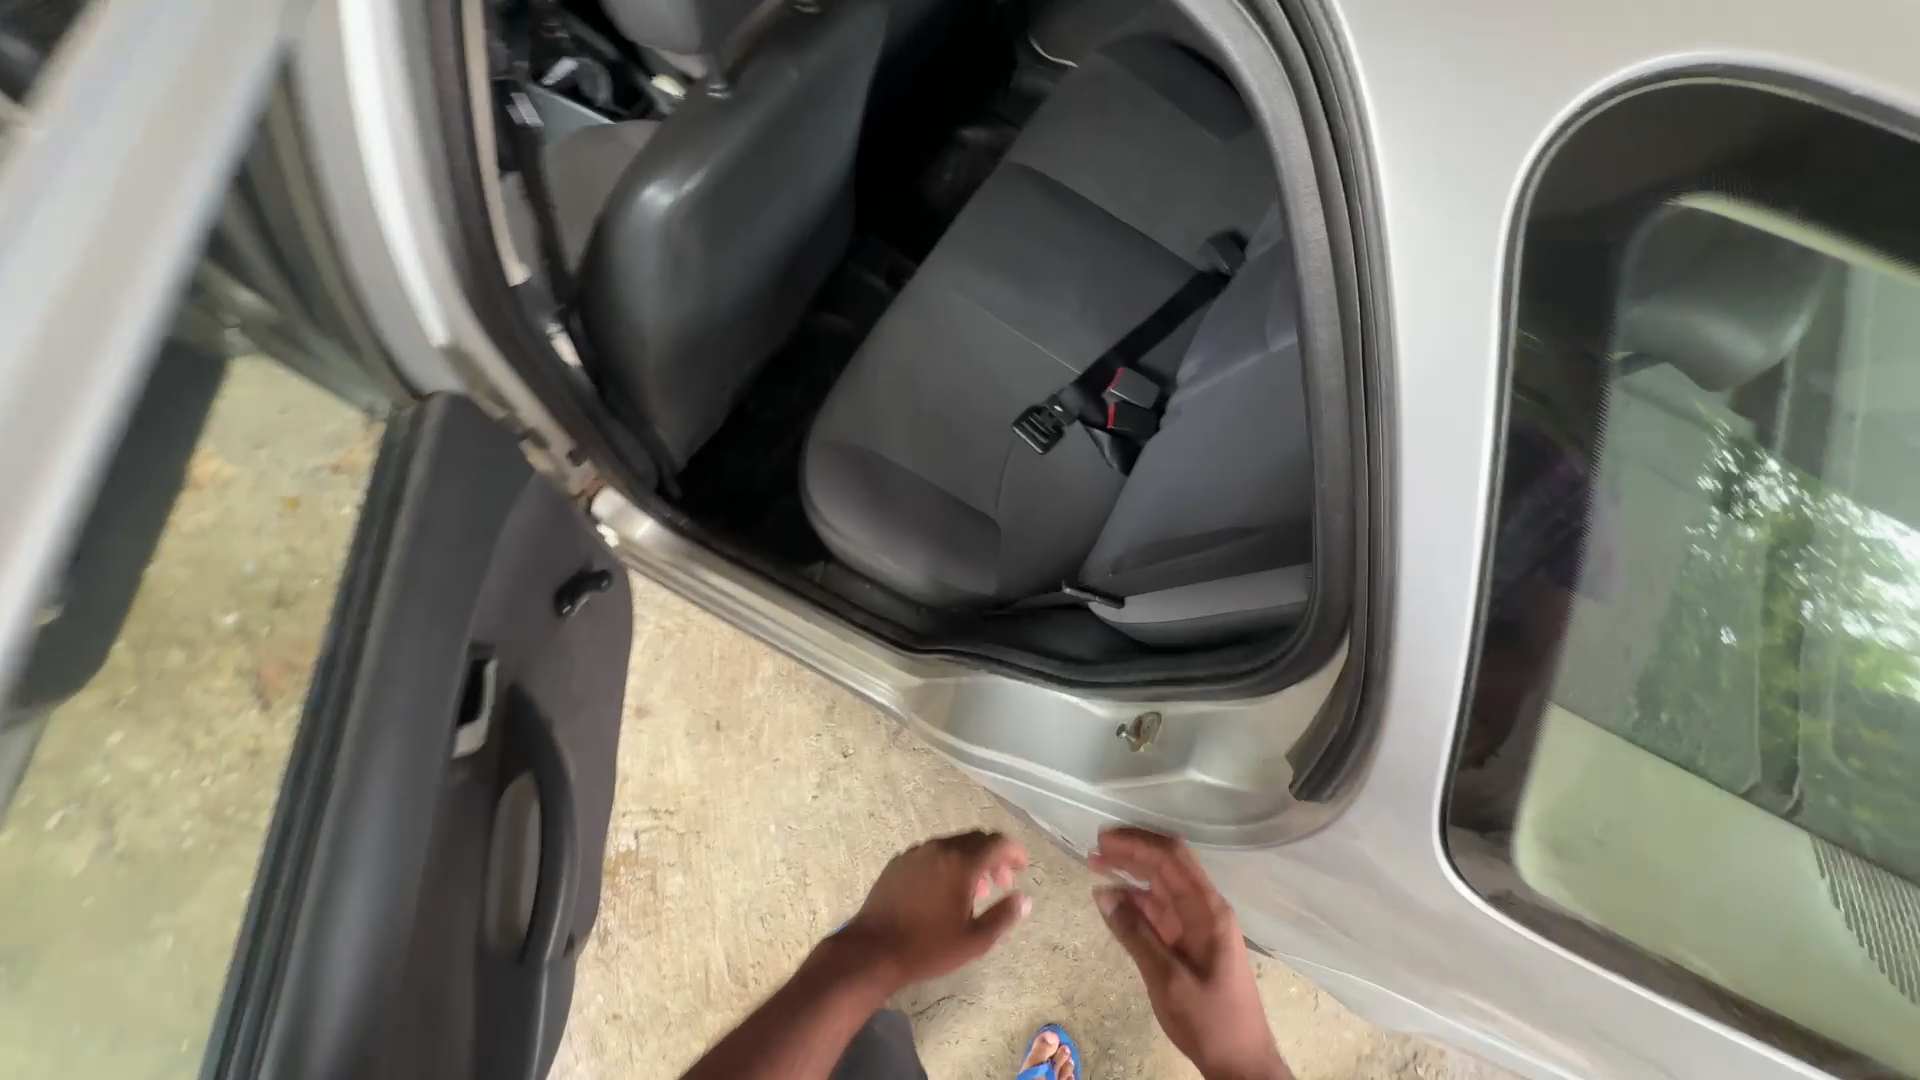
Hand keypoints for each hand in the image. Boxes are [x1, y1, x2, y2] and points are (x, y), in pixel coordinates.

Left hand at [838, 830, 1030, 993]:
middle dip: (993, 856)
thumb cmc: (928, 947)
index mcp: (961, 862)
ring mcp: (916, 853)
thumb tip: (1024, 900)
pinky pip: (932, 854)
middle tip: (1001, 882)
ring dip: (970, 860)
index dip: (1014, 851)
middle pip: (975, 839)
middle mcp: (939, 848)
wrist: (873, 950)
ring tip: (974, 890)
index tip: (1022, 867)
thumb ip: (1003, 916)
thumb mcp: (974, 940)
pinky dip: (947, 863)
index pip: (996, 842)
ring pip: (952, 845)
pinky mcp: (899, 862)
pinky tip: (943, 890)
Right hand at [1091, 828, 1291, 1079]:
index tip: (1105, 839)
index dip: (1138, 842)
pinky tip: (1113, 900)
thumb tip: (1103, 892)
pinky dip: (1135, 900)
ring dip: (1130, 873)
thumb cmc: (1210, 1021)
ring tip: (1096, 864)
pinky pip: (1159, 910)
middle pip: (1166, 866)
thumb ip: (1135, 934)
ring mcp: (1197, 925)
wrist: (1242, 1065)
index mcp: (1208, 910)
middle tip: (1095, 848)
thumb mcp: (1168, 980)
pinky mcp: (1189, 942)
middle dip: (1131, 851)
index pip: (1172, 858)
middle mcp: (1204, 909)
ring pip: (1160, 886)